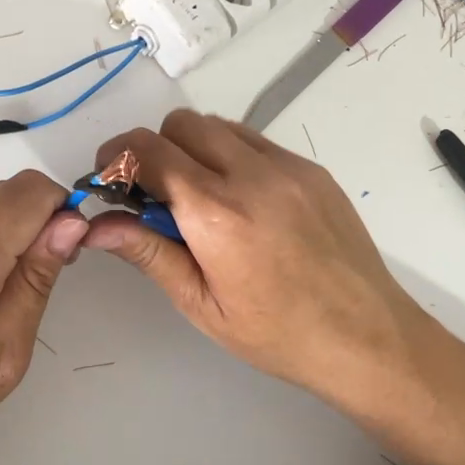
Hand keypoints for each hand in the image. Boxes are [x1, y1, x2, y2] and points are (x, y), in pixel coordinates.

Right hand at [82, 111, 439, 400]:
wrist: (369, 339)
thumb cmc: (276, 333)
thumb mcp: (200, 304)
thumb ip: (147, 252)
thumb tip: (95, 225)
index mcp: (216, 213)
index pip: (149, 150)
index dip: (117, 156)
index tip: (108, 178)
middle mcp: (251, 175)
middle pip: (181, 124)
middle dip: (156, 149)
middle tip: (154, 194)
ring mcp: (288, 167)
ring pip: (218, 126)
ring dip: (194, 149)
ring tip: (199, 198)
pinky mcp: (313, 170)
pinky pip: (255, 141)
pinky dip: (231, 157)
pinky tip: (241, 202)